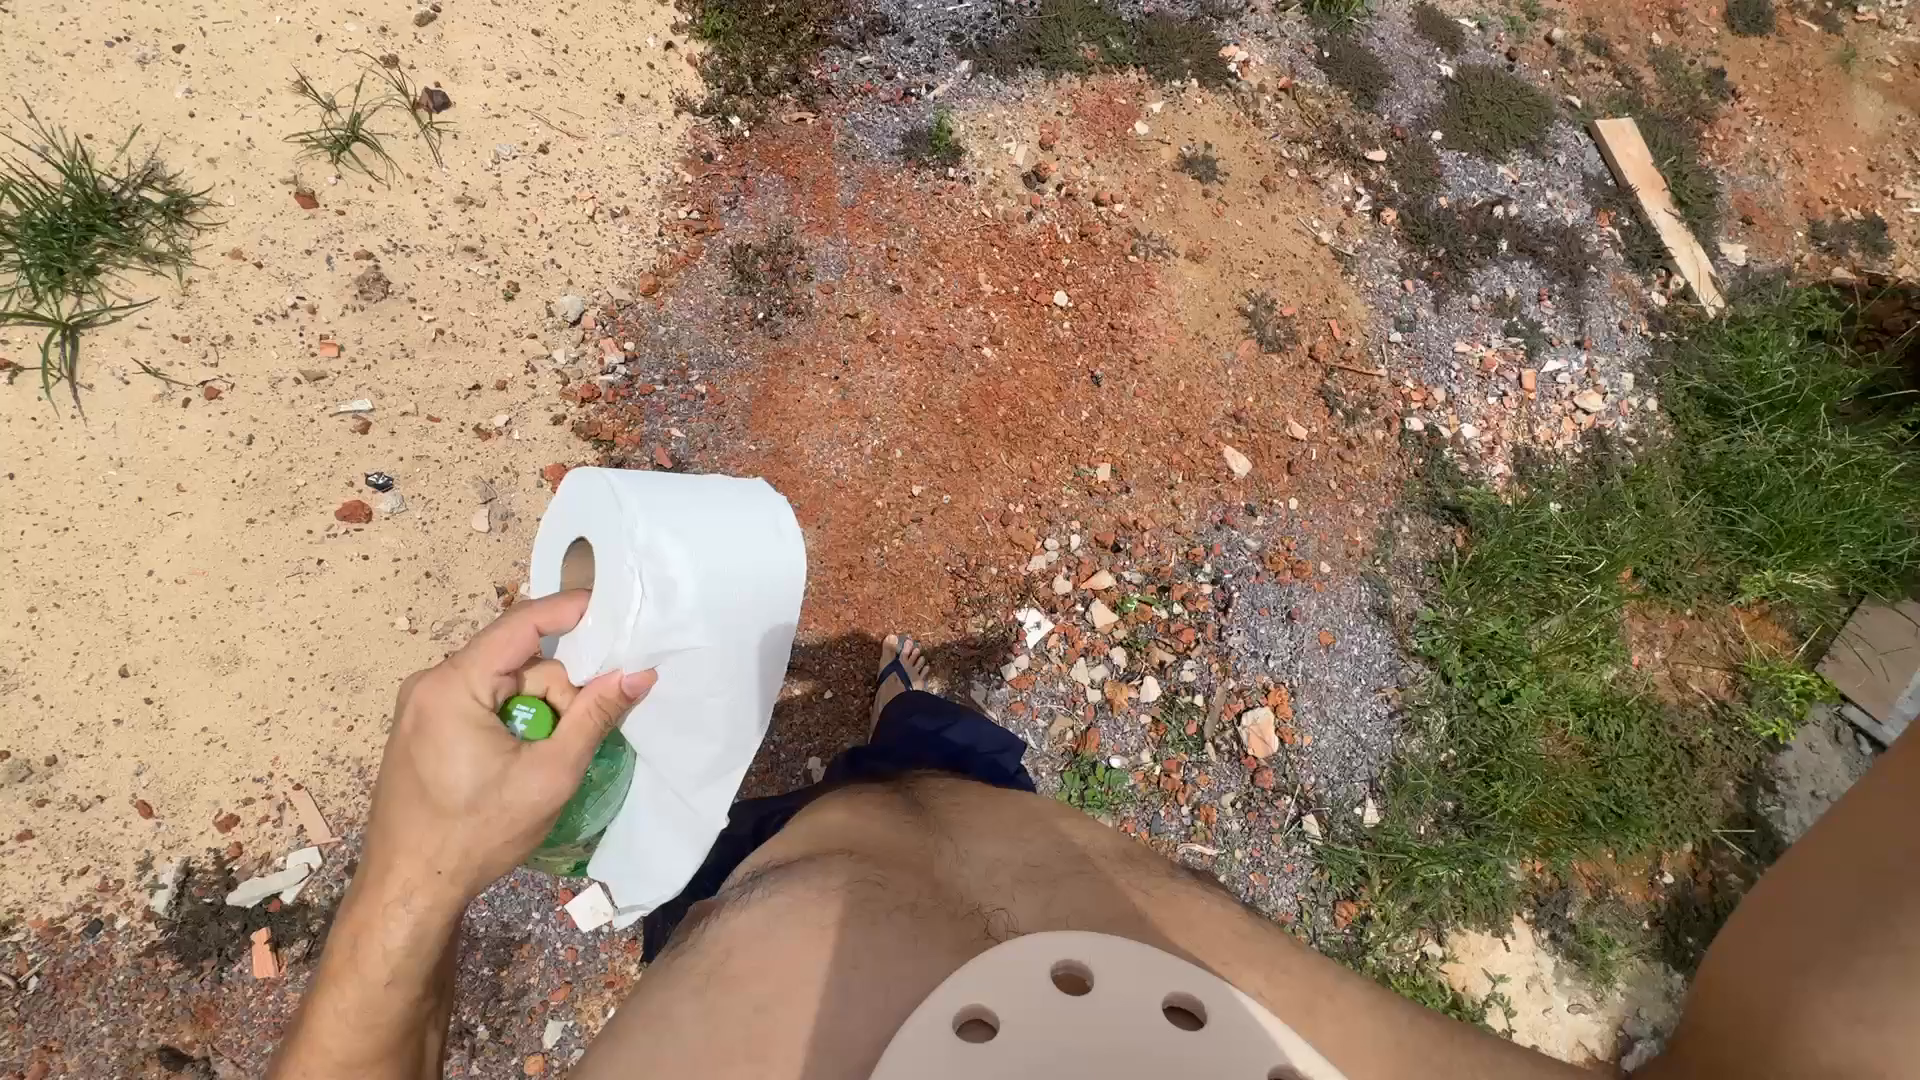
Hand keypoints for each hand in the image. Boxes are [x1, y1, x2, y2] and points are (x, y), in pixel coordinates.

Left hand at [359, 590, 656, 912]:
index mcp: (453, 685)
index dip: (573, 609)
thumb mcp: (551, 773)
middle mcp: (434, 683)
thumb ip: (596, 715)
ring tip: (544, 758)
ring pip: (512, 682)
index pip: (523, 622)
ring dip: (542, 710)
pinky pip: (492, 699)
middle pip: (523, 659)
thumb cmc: (477, 833)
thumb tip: (642, 672)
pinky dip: (521, 718)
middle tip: (572, 736)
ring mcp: (427, 704)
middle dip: (560, 691)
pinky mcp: (430, 725)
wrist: (408, 891)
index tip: (618, 609)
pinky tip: (524, 756)